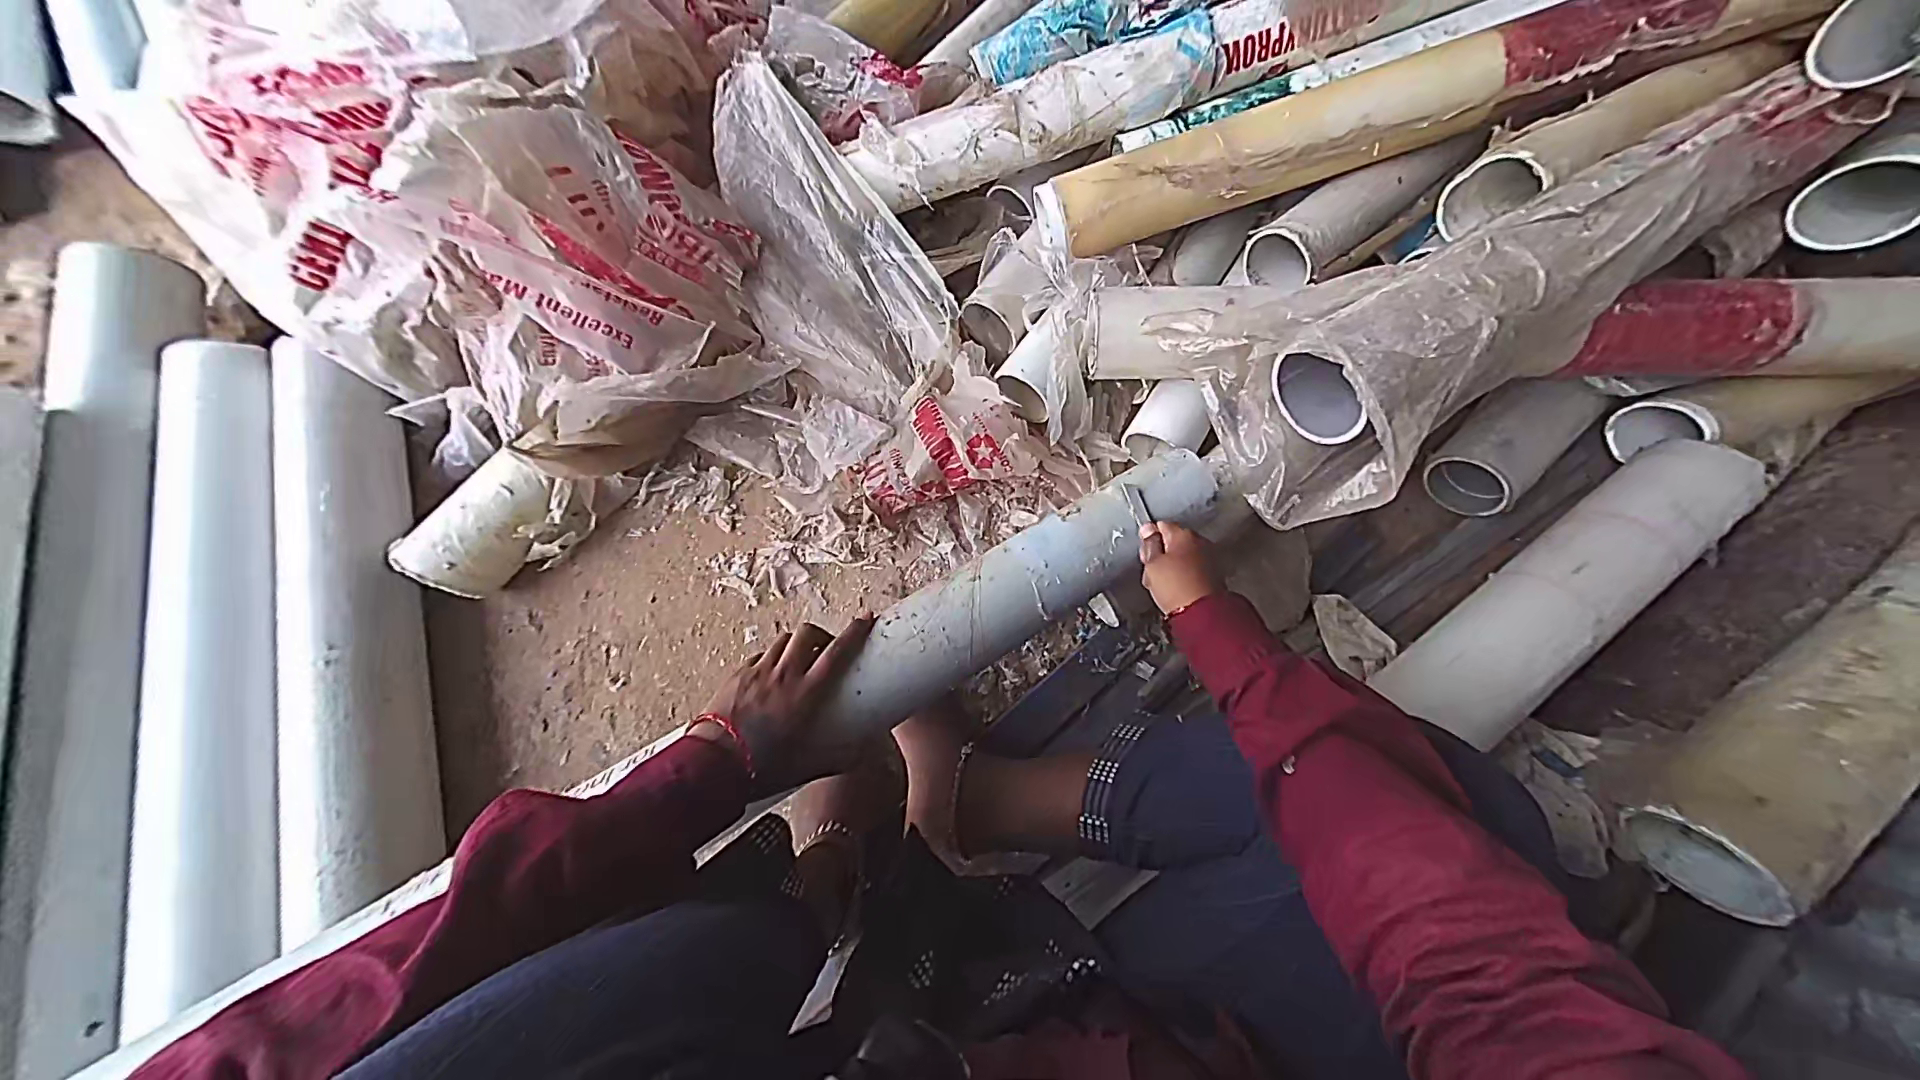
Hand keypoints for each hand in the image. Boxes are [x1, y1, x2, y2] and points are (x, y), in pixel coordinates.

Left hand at [690, 615, 877, 794]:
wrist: (712, 766)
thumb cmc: (759, 767)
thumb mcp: (805, 765)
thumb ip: (835, 758)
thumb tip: (858, 758)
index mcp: (806, 693)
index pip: (837, 652)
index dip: (855, 632)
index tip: (865, 620)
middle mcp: (783, 676)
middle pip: (808, 633)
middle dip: (821, 634)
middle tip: (826, 648)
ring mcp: (758, 673)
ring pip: (783, 640)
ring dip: (796, 644)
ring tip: (799, 660)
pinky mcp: (738, 676)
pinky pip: (760, 656)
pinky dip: (771, 659)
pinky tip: (771, 676)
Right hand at [1139, 522, 1222, 615]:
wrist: (1200, 613)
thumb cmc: (1177, 588)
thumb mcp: (1152, 564)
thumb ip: (1149, 544)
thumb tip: (1148, 531)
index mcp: (1183, 534)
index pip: (1161, 526)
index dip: (1149, 538)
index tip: (1144, 550)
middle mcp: (1199, 542)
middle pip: (1173, 541)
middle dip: (1161, 553)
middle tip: (1151, 570)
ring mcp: (1208, 558)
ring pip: (1183, 556)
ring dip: (1172, 566)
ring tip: (1163, 584)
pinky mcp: (1213, 574)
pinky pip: (1192, 570)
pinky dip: (1183, 576)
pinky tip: (1176, 589)